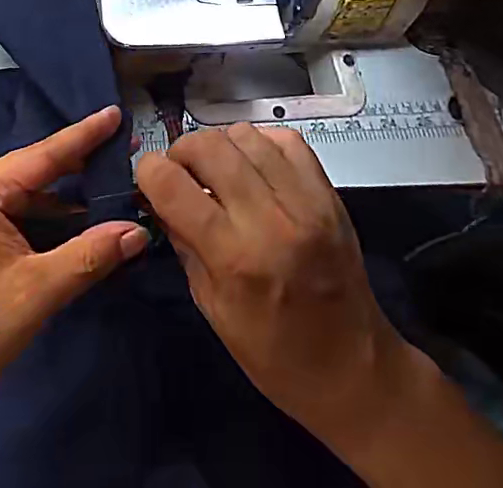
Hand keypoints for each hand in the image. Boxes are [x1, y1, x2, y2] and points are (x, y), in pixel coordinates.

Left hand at [0, 106, 149, 417]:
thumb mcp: (38, 288)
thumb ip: (91, 253)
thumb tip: (138, 230)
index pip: (44, 154)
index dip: (85, 135)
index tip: (116, 112)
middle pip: (38, 172)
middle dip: (82, 167)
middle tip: (127, 151)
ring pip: (32, 198)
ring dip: (70, 201)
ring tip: (115, 189)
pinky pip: (21, 218)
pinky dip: (52, 223)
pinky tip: (84, 225)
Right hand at [135, 124, 399, 449]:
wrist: (354, 368)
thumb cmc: (273, 352)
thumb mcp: (210, 305)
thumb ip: (182, 241)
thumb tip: (157, 197)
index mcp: (234, 256)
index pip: (171, 183)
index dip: (148, 172)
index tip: (148, 181)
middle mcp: (269, 218)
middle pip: (207, 145)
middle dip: (181, 153)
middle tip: (182, 174)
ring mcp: (305, 201)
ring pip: (244, 134)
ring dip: (220, 147)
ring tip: (219, 173)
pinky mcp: (329, 193)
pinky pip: (286, 140)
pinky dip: (260, 145)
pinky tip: (254, 168)